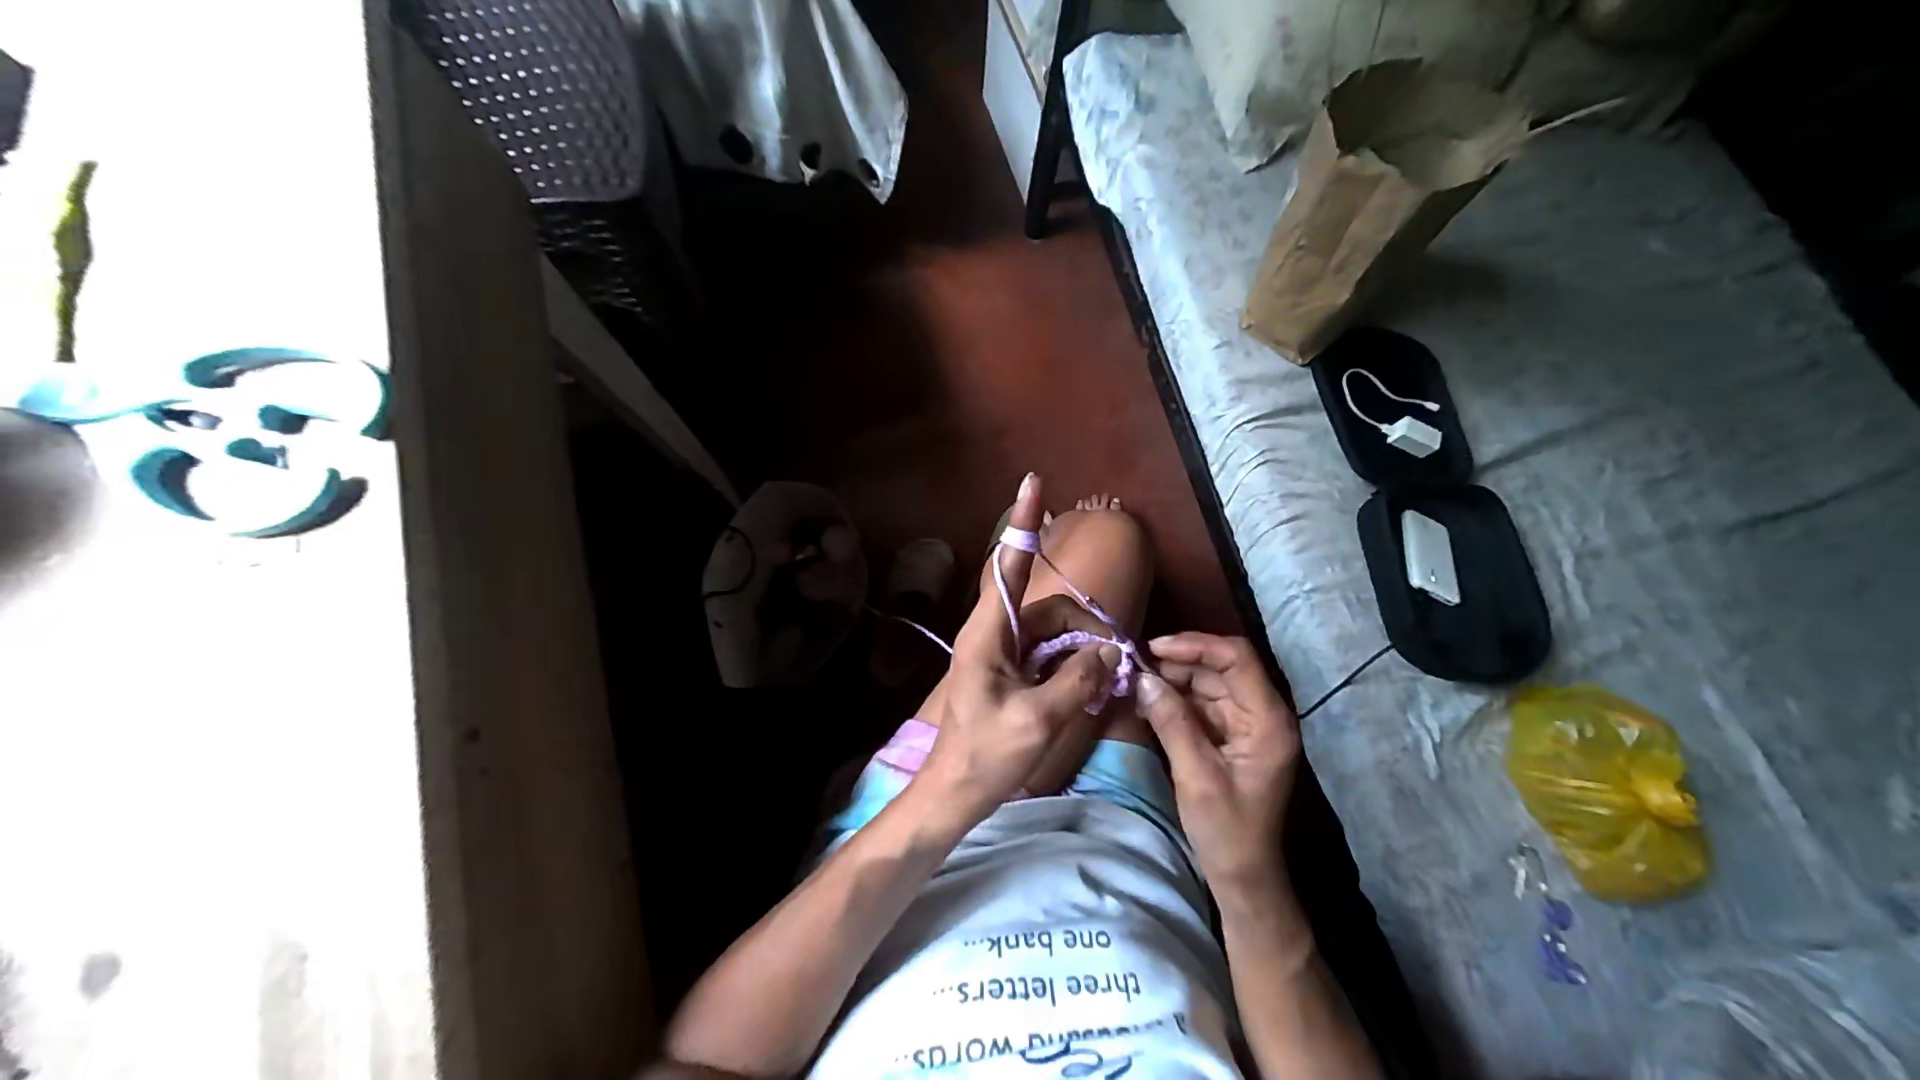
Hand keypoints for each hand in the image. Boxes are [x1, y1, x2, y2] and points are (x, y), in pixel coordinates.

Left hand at [917, 473, 1120, 824]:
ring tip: (1102, 680)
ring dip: (1080, 648)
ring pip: (1051, 630)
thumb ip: (1078, 681)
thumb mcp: (1039, 720)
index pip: (1008, 565)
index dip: (1023, 522)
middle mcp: (993, 632)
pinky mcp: (1010, 669)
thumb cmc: (987, 755)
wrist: (955, 790)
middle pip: (1047, 606)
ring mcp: (1001, 651)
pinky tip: (1087, 688)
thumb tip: (1107, 653)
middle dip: (1082, 625)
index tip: (1033, 482)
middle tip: (1112, 660)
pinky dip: (1071, 663)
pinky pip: (1048, 652)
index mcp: (988, 634)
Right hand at [1137, 633, 1299, 892]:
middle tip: (1136, 669)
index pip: (1237, 658)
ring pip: (1206, 682)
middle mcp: (1261, 714)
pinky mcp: (1228, 736)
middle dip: (1177, 663)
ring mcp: (1244, 724)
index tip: (1154, 649)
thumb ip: (1171, 722)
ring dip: (1172, 680)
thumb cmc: (1227, 830)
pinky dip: (1174, 699)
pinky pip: (1199, 703)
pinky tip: (1147, 703)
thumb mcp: (1196, 775)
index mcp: (1268, 720)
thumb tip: (1143, 678)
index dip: (1196, 646)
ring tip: (1136, 686)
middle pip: (1220, 667)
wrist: (1241, 875)